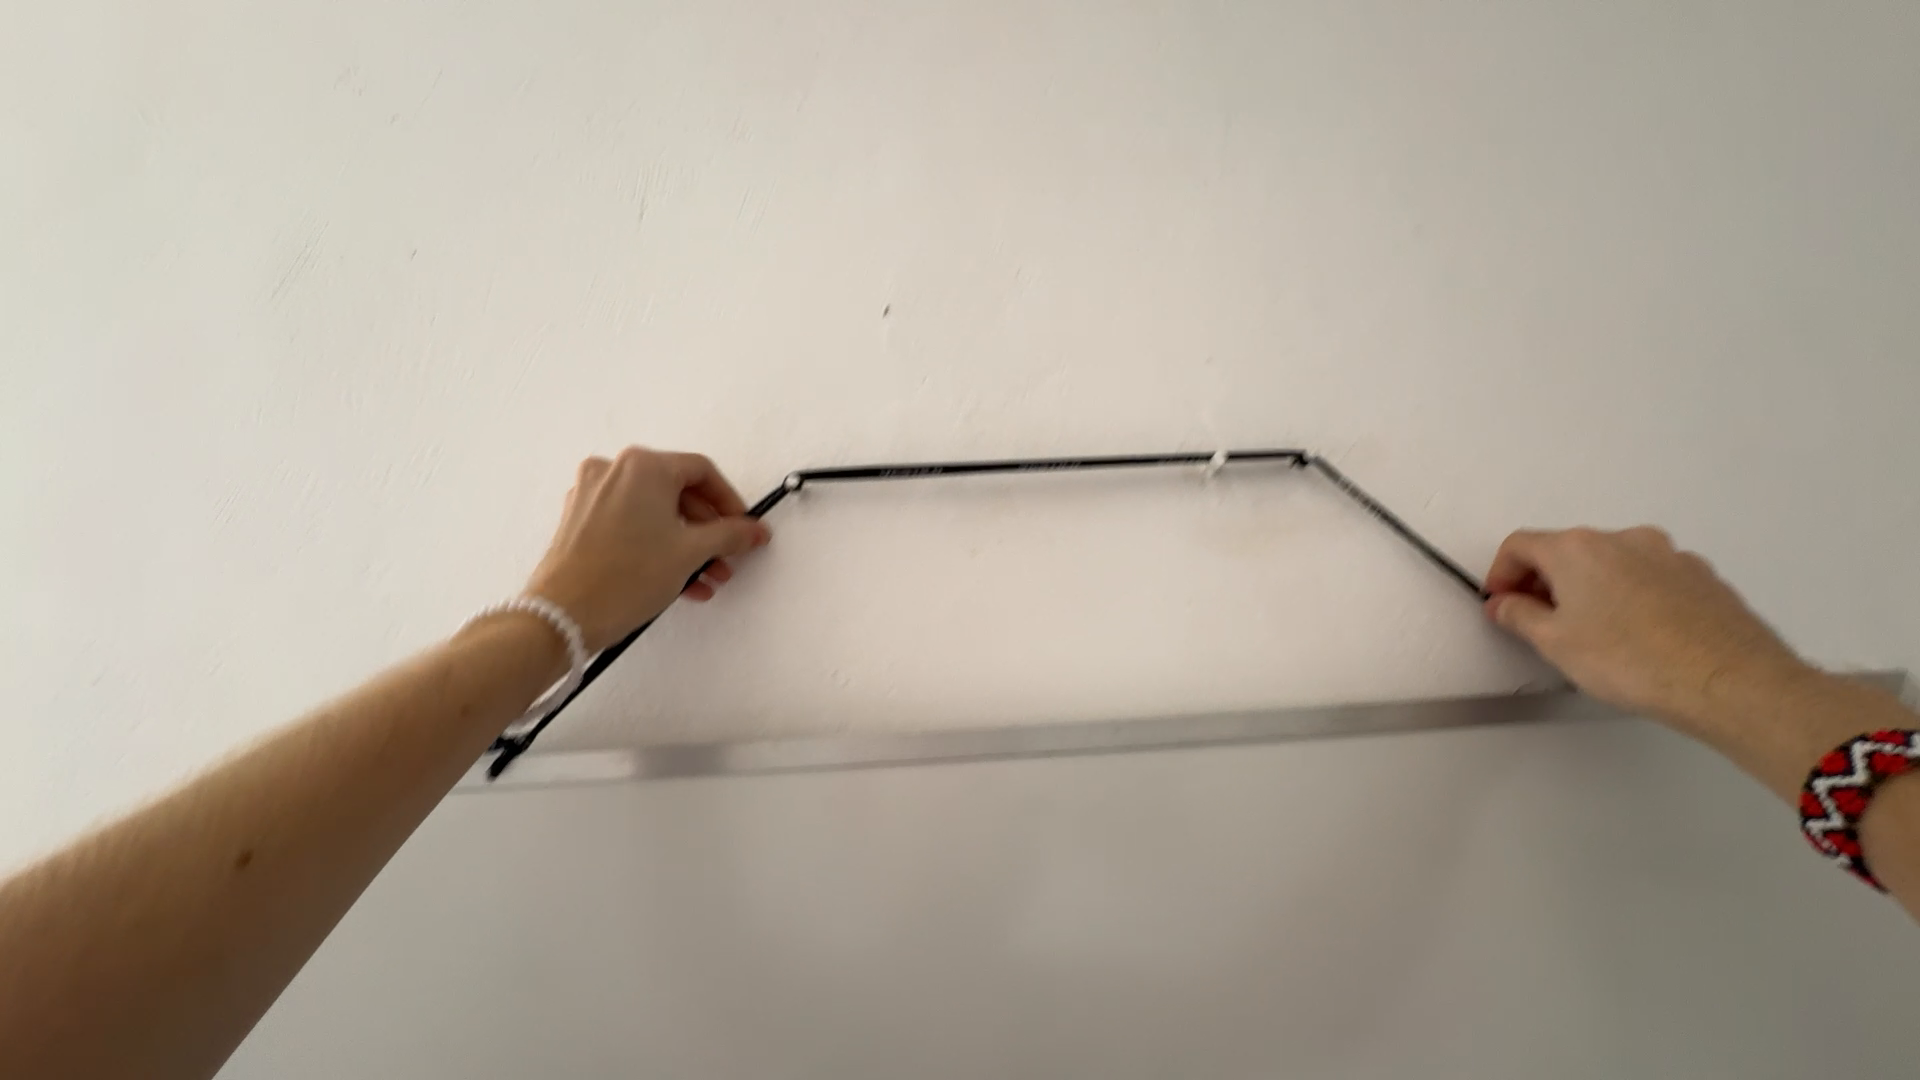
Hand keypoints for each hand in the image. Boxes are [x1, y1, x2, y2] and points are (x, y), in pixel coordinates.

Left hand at [523, 448, 770, 652]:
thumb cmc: (629, 576)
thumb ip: (731, 535)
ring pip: (654, 512)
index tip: (744, 528)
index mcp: (643, 466)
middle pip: (678, 492)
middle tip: (727, 559)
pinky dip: (657, 545)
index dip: (730, 502)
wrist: (562, 616)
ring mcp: (592, 494)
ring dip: (686, 543)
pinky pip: (630, 524)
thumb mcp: (691, 553)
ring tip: (706, 579)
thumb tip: (757, 530)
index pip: (702, 472)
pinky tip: (678, 581)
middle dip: (708, 530)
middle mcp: (614, 470)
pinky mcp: (579, 519)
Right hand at [1483, 527, 1814, 733]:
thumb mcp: (1552, 642)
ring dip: (1590, 587)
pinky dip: (1630, 595)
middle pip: (1566, 551)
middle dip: (1545, 581)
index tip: (1501, 605)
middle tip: (1540, 620)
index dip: (1500, 574)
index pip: (1519, 546)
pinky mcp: (1706, 578)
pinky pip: (1650, 578)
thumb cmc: (1627, 659)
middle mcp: (1624, 539)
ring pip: (1611, 563)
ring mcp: (1671, 555)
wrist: (1735, 684)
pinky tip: (1638, 634)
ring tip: (1593, 630)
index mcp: (1578, 548)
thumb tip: (1504, 603)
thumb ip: (1518, 615)